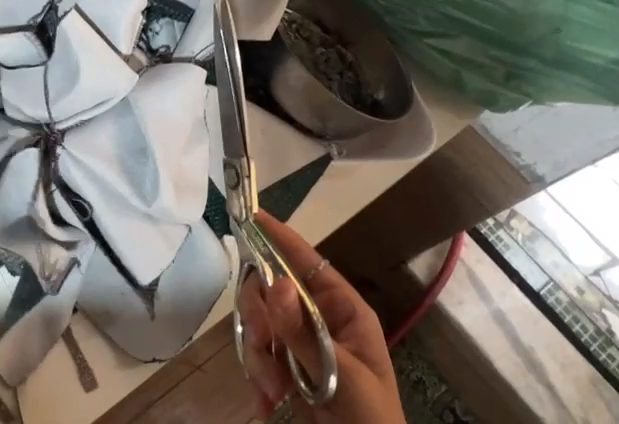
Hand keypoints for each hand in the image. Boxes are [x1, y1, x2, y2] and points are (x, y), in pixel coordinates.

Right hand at [238, 212, 403, 423]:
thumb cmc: (370, 421)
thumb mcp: (340, 377)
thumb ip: (303, 332)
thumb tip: (274, 281)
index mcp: (343, 311)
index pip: (307, 261)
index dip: (278, 237)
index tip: (248, 216)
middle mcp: (319, 319)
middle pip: (270, 291)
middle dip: (261, 321)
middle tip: (263, 349)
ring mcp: (300, 343)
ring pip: (258, 324)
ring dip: (258, 358)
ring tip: (272, 393)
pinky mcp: (285, 368)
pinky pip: (256, 353)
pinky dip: (257, 379)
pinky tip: (266, 404)